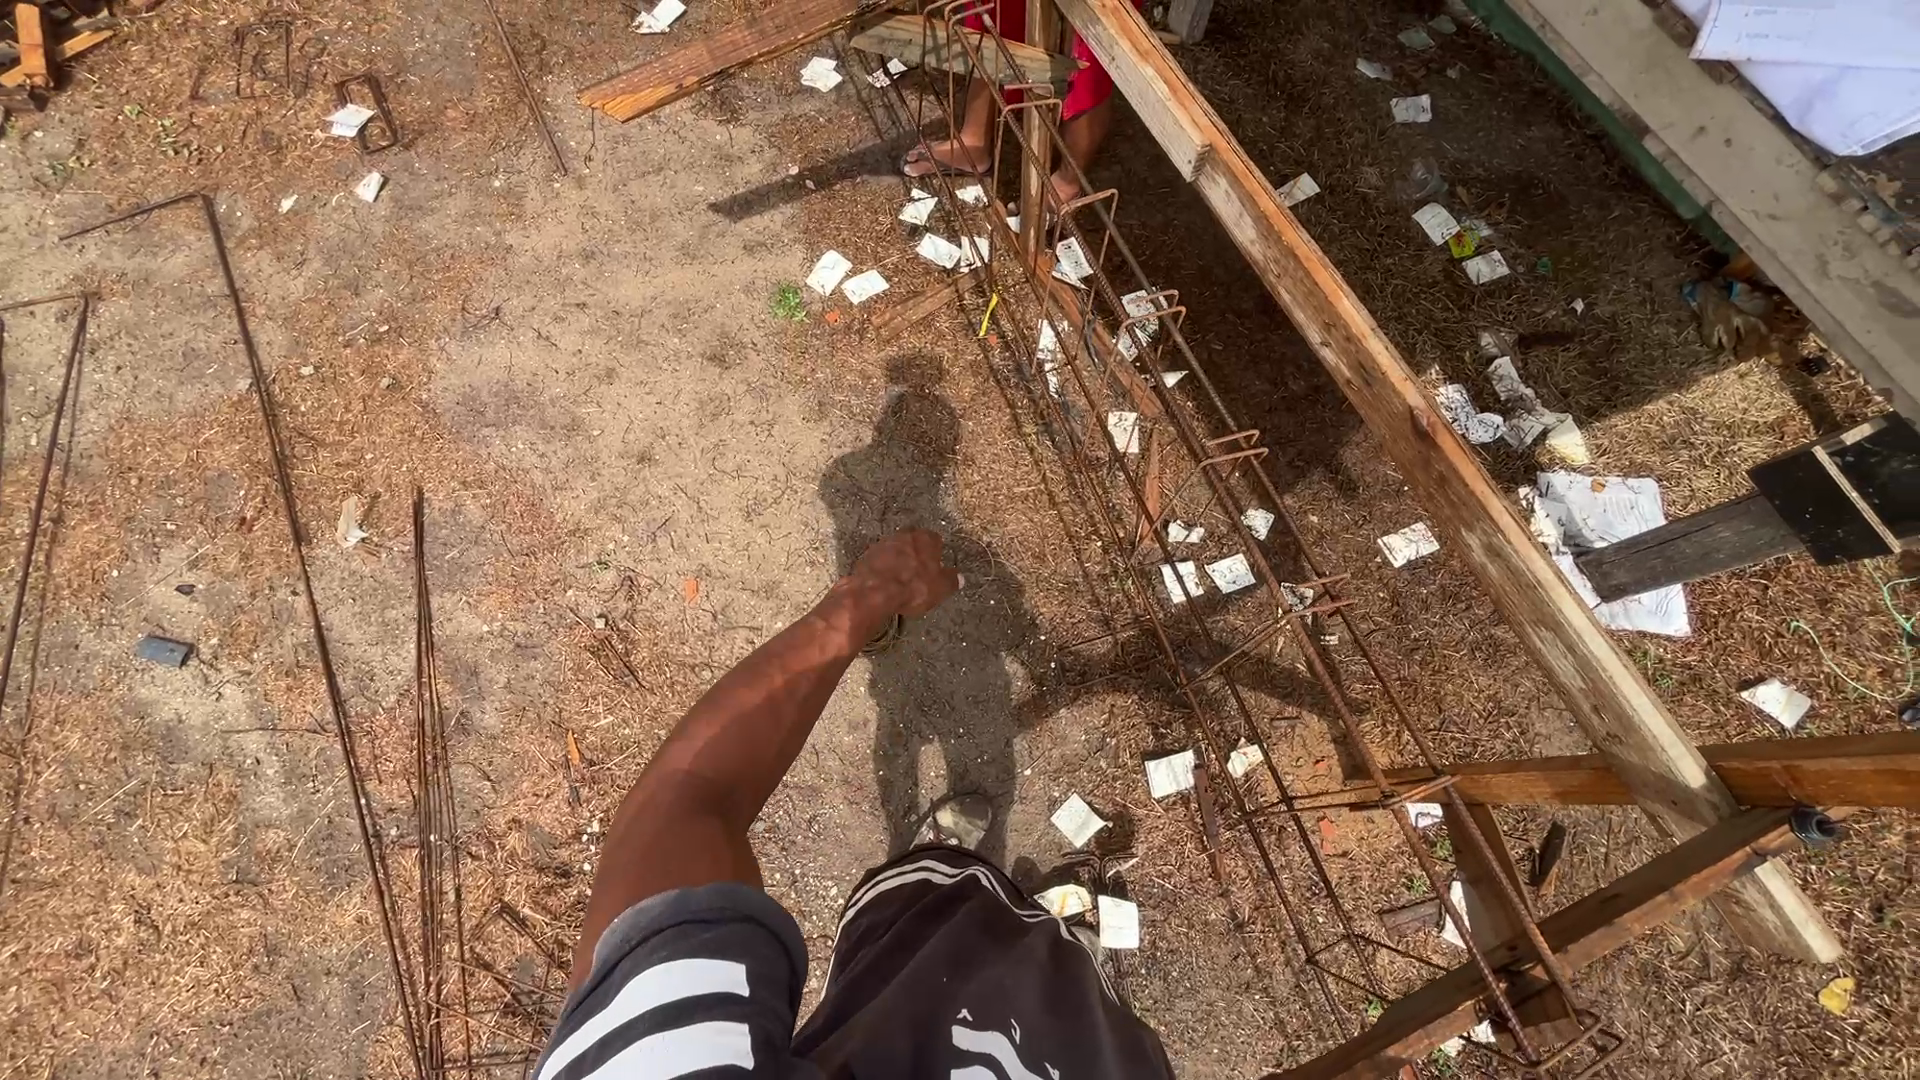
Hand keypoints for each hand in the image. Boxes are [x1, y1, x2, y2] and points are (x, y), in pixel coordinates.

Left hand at [847, 529, 960, 618]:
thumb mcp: (940, 588)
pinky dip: (882, 571)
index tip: (936, 564)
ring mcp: (882, 545)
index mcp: (925, 539)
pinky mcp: (866, 557)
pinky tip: (885, 584)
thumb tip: (959, 578)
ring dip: (897, 562)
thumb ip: (951, 580)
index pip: (935, 540)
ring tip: (900, 581)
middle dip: (915, 555)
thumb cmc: (912, 586)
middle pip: (912, 542)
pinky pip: (878, 562)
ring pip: (894, 551)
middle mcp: (903, 536)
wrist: (875, 592)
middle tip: (918, 572)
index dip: (936, 553)